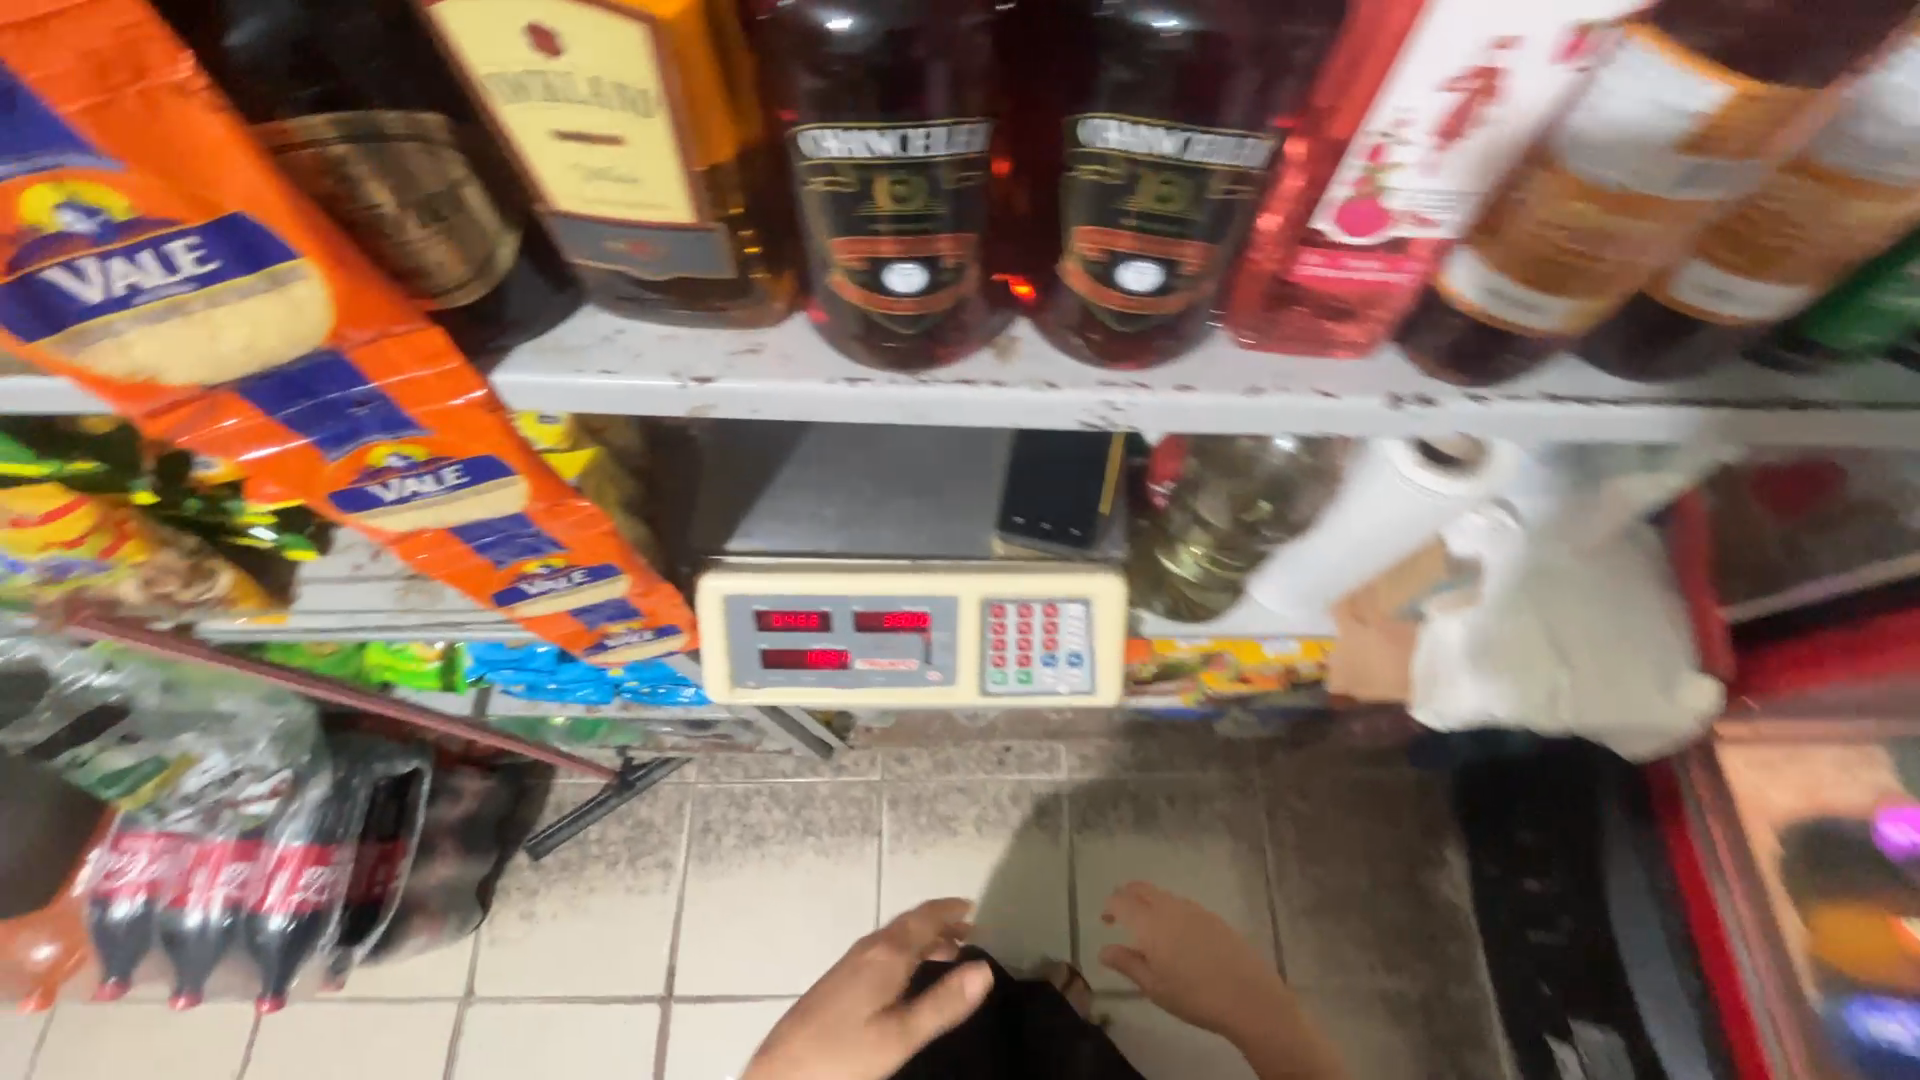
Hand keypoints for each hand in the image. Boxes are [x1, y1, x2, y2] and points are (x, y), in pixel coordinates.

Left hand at [741, 898, 993, 1079]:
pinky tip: (907, 972)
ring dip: (924, 937)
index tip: (974, 908)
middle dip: (940, 923)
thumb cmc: (845, 1054)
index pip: (924, 919)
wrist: (781, 1070)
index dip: (949, 911)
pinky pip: (883, 949)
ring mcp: (852, 961)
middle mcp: (869, 948)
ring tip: (948, 951)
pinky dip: (906, 949)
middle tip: (969, 931)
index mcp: (887, 954)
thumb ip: (943, 1003)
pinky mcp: (840, 978)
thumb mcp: (901, 1036)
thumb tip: (985, 969)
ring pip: (895, 936)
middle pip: (910, 923)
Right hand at [1098, 881, 1292, 1042]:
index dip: (1109, 907)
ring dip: (1149, 902)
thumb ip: (1127, 964)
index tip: (1106, 921)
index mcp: (1150, 923)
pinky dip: (1170, 910)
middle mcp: (1169, 908)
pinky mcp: (1213, 917)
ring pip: (1162, 895)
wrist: (1250, 998)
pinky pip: (1182, 904)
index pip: (1121, 901)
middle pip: (1141, 888)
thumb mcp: (1154, 987)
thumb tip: (1104, 950)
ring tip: (1149, 928)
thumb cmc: (1194, 996)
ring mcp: (1194, 910)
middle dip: (1127, 896)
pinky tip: (1177, 936)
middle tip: (1121, 915)